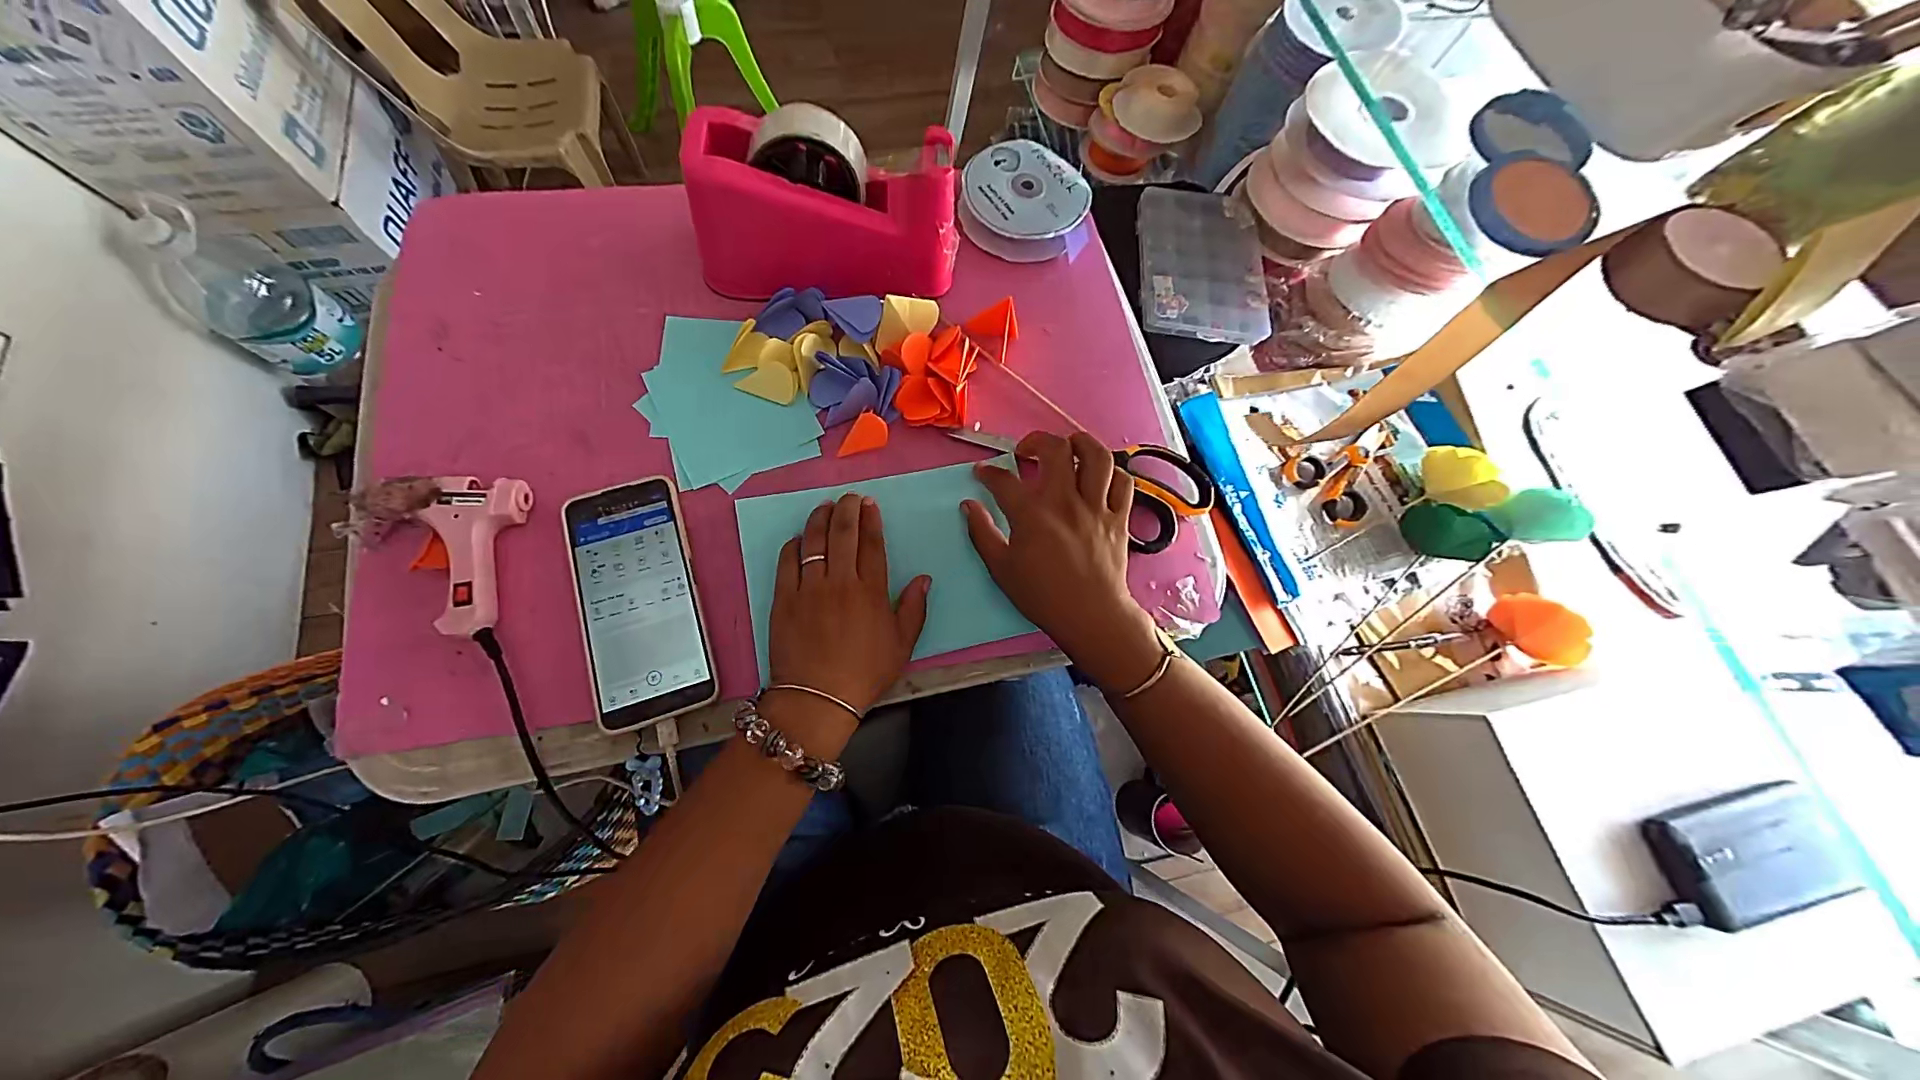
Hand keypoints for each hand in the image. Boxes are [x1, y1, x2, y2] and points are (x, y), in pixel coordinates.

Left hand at [770, 493, 929, 716]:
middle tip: (849, 498)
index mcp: (871, 591)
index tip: (869, 504)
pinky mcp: (783, 598)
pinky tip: (798, 538)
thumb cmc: (864, 673)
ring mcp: (809, 588)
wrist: (817, 697)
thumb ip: (914, 609)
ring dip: (820, 519)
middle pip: (843, 533)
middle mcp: (840, 582)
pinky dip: (793, 546)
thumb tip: (923, 579)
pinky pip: (787, 562)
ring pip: (813, 541)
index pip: (871, 544)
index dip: (871, 520)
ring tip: (825, 507)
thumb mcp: (902, 645)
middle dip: (847, 509)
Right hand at [964, 432, 1161, 689]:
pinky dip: (1112, 473)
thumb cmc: (1043, 596)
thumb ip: (982, 533)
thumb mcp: (1002, 569)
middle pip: (1055, 450)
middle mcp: (1066, 502)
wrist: (1091, 616)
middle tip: (1027, 452)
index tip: (984, 473)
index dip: (989, 473)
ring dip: (1080, 444)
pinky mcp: (1119, 517)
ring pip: (1097, 456)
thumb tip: (969, 507)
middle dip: (1036, 441)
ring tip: (1068, 448)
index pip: (1005, 480)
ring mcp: (1096, 507)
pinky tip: (1099, 478)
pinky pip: (1123, 482)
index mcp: (1033, 515)